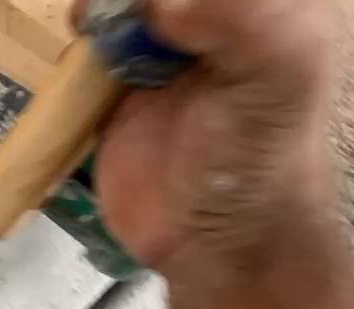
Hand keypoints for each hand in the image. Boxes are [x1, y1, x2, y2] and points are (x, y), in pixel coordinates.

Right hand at [86, 0, 339, 273]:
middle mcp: (212, 23)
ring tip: (86, 19)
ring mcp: (160, 61)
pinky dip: (78, 52)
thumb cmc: (256, 158)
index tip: (152, 4)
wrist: (210, 239)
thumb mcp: (278, 75)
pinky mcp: (116, 101)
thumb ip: (239, 20)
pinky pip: (92, 61)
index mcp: (267, 4)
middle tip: (107, 7)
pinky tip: (76, 55)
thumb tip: (161, 1)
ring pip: (126, 13)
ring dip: (103, 9)